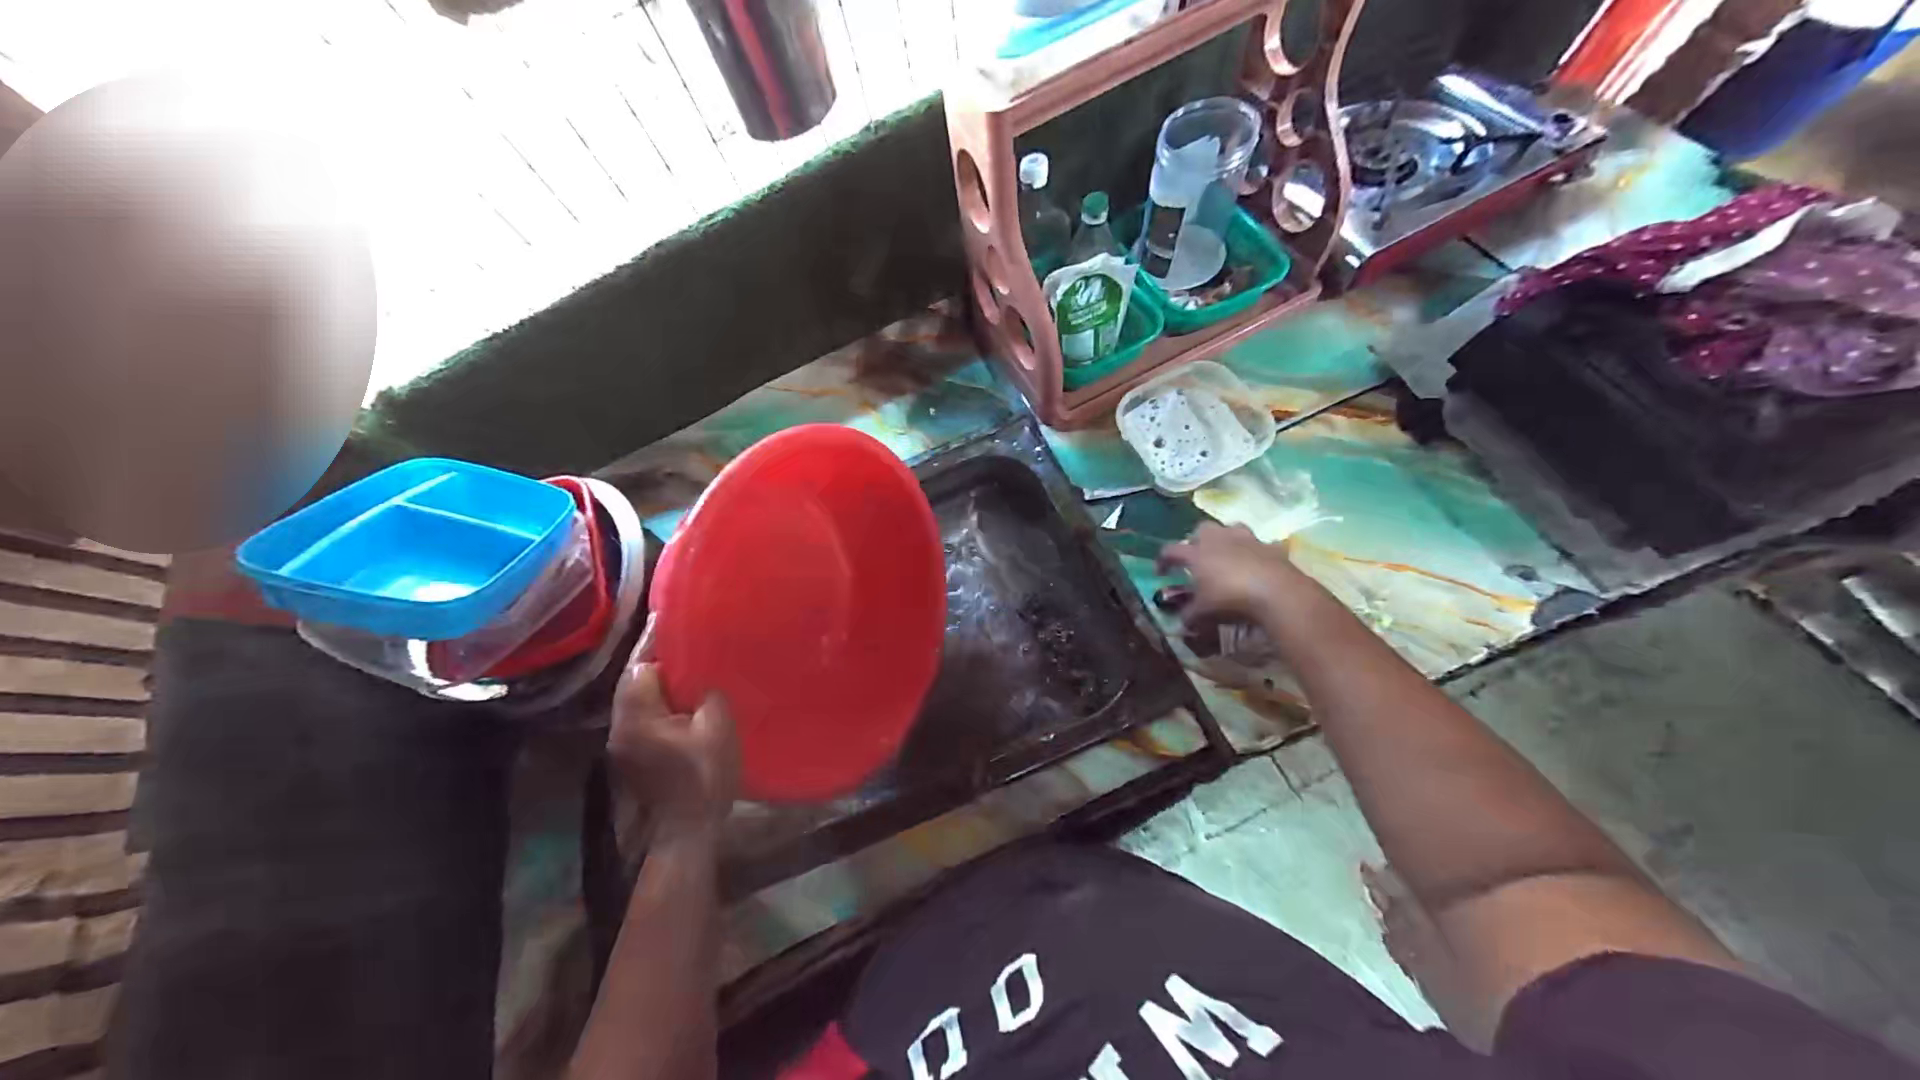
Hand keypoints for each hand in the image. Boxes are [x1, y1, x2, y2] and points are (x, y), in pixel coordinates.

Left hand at [609, 659, 738, 830]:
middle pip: (633, 682)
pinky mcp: (632, 757)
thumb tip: (701, 680)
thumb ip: (707, 694)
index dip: (656, 644)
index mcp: (637, 716)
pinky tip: (679, 700)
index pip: (640, 667)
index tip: (672, 624)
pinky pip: (642, 716)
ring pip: (635, 700)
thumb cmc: (703, 776)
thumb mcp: (716, 727)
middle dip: (655, 661)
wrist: (686, 831)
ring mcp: (622, 744)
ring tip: (683, 668)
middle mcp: (619, 726)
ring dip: (656, 684)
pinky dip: (657, 703)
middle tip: (681, 643)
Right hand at [1157, 523, 1311, 624]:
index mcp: (1197, 553)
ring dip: (1226, 539)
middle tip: (1198, 558)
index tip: (1161, 572)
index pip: (1171, 550)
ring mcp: (1247, 539)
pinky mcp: (1271, 546)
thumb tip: (1183, 621)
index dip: (1163, 560)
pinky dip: (1256, 552)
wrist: (1276, 593)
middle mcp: (1219, 540)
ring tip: (1227, 555)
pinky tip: (1257, 564)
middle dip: (1196, 540)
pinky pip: (1260, 544)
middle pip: (1201, 529)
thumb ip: (1189, 615)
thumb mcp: (1203, 613)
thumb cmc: (1230, 599)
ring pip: (1231, 528)